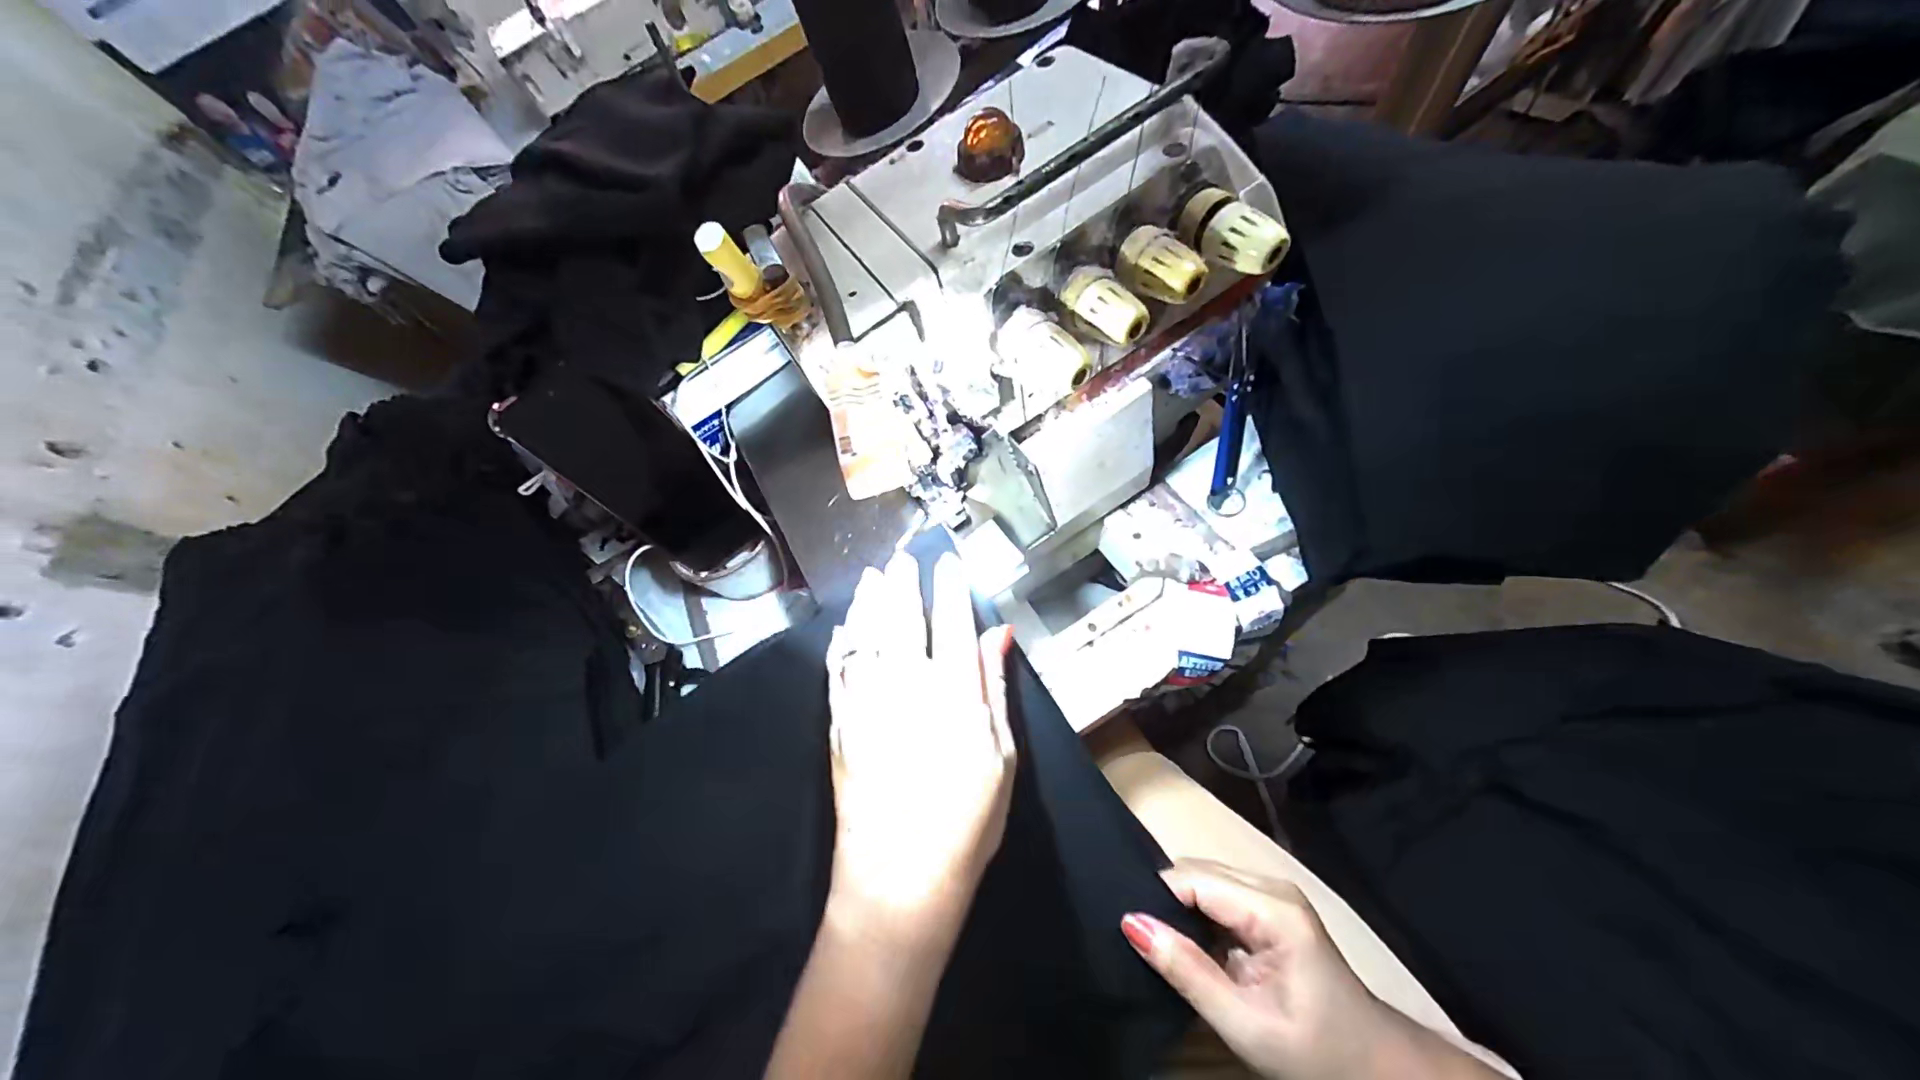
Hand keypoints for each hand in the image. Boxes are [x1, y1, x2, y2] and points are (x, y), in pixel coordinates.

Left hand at [826, 551, 1015, 929]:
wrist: (898, 877)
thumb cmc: (967, 821)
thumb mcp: (1002, 756)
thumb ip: (994, 687)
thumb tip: (998, 633)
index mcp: (954, 691)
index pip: (952, 619)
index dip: (950, 585)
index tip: (949, 561)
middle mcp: (908, 684)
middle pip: (903, 617)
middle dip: (904, 581)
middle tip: (903, 556)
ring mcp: (868, 701)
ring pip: (866, 634)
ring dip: (870, 601)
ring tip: (874, 576)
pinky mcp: (841, 723)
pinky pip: (839, 670)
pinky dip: (842, 643)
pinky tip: (846, 628)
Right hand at [1123, 860, 1502, 1079]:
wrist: (1380, 1069)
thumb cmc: (1317, 1056)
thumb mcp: (1244, 1025)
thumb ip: (1187, 971)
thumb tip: (1131, 923)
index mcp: (1272, 909)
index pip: (1191, 879)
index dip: (1154, 899)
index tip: (1127, 931)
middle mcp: (1271, 886)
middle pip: (1195, 872)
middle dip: (1163, 900)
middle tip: (1141, 943)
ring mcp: (1272, 893)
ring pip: (1202, 880)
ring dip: (1178, 908)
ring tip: (1162, 945)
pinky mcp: (1269, 906)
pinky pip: (1216, 894)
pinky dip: (1195, 914)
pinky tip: (1190, 946)